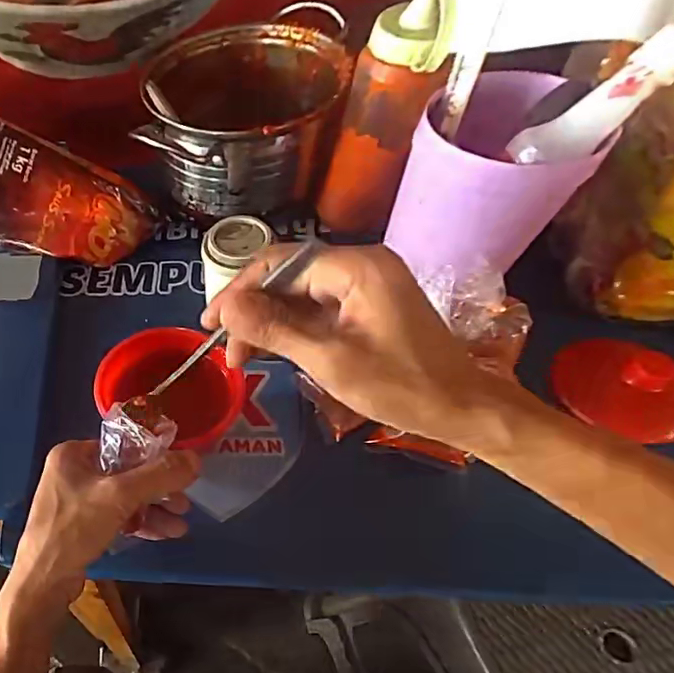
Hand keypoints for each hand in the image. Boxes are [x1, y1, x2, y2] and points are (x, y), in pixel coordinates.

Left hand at [7, 441, 199, 614]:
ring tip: (180, 524)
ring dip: (153, 509)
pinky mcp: (81, 525)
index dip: (154, 458)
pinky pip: (116, 516)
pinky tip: (164, 533)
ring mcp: (75, 500)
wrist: (42, 580)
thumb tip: (194, 458)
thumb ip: (158, 475)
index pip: (122, 446)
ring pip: (124, 497)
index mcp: (73, 454)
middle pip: (127, 473)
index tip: (181, 471)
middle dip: (158, 490)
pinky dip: (139, 522)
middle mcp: (73, 472)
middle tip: (183, 503)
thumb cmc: (74, 528)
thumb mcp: (120, 496)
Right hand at [201, 244, 517, 452]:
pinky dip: (290, 329)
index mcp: (357, 268)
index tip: (210, 322)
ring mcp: (365, 285)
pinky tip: (268, 350)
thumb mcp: (328, 360)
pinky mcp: (366, 305)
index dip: (239, 290)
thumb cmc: (400, 386)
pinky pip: (316, 308)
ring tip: (241, 356)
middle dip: (250, 310)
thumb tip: (226, 308)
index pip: (280, 263)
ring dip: (266, 322)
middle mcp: (360, 265)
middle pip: (287, 276)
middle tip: (223, 345)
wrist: (463, 409)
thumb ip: (274, 329)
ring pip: (297, 294)